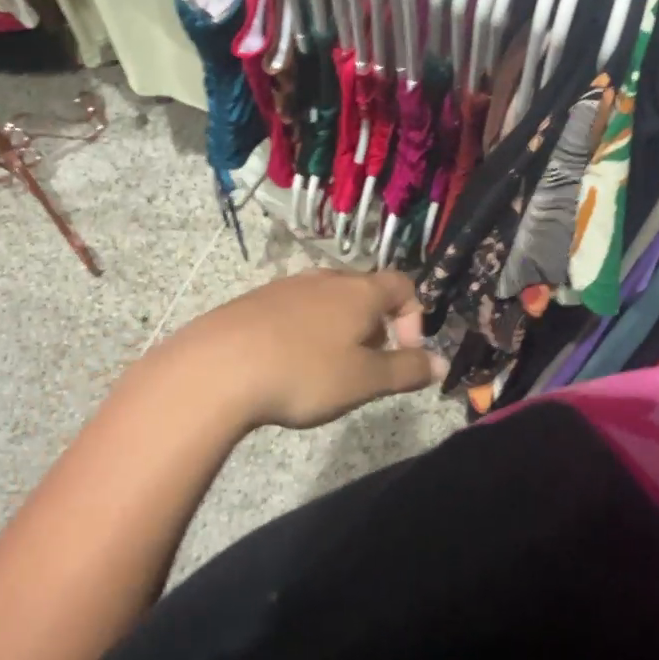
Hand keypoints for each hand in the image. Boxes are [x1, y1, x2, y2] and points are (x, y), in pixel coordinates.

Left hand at [148, 270, 447, 429]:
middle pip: (364, 293)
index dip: (414, 317)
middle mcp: (325, 279)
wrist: (217, 367)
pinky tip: (286, 367)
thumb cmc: (304, 372)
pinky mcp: (254, 302)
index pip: (403, 284)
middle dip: (375, 328)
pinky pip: (294, 311)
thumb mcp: (365, 380)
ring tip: (325, 372)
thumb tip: (441, 362)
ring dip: (338, 331)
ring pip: (327, 302)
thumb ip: (406, 370)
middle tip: (365, 369)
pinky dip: (304, 333)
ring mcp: (286, 287)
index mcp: (359, 291)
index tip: (405, 354)